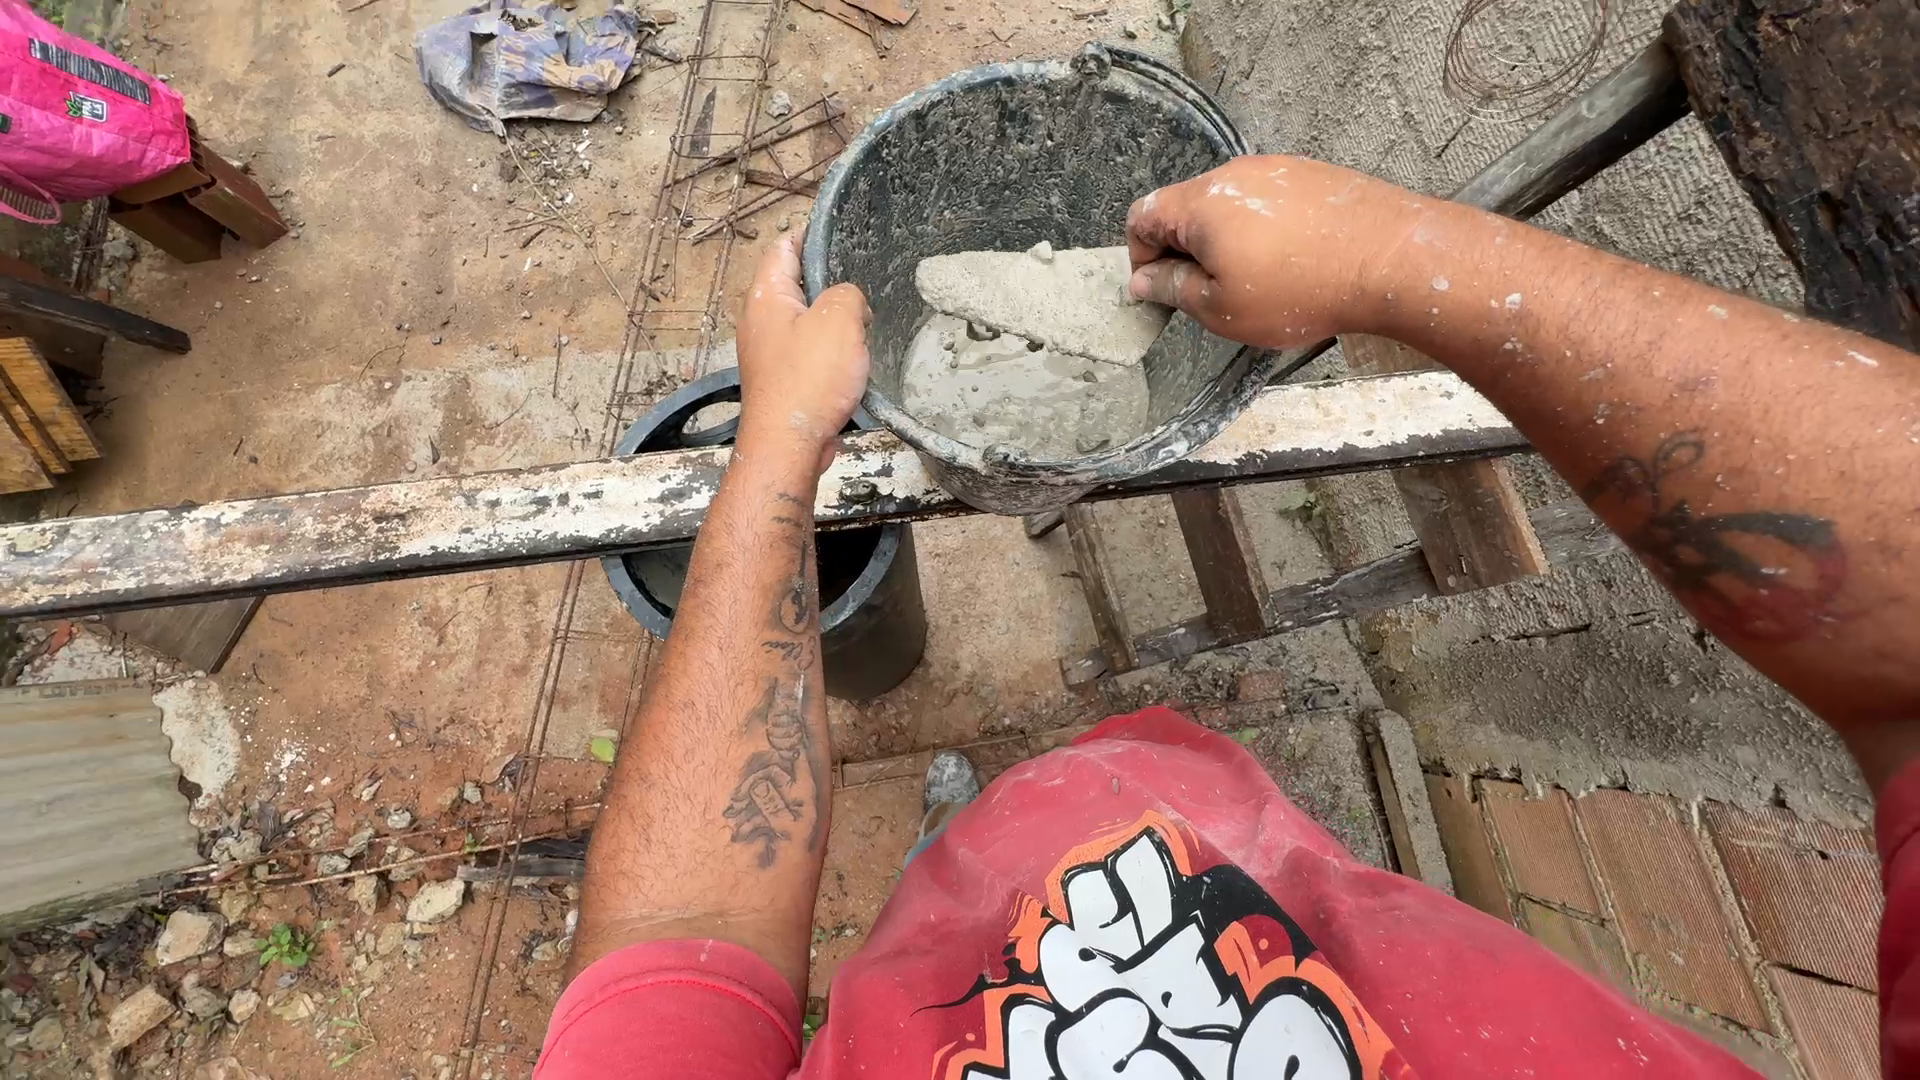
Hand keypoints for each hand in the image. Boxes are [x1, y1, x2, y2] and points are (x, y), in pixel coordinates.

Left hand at [735, 233, 872, 473]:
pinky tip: (849, 362)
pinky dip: (828, 353)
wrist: (789, 443)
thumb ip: (848, 294)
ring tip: (861, 325)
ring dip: (831, 323)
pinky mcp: (781, 380)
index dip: (810, 236)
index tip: (839, 233)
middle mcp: (760, 321)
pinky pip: (807, 354)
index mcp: (767, 296)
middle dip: (829, 284)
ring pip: (804, 323)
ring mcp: (768, 353)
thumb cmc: (809, 380)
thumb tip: (850, 302)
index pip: (784, 247)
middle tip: (862, 284)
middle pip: (796, 286)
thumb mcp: (840, 320)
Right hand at [1126, 154, 1431, 347]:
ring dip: (1220, 245)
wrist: (1392, 261)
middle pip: (1183, 209)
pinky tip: (1285, 264)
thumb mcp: (1218, 308)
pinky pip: (1262, 203)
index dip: (1139, 258)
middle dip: (1181, 252)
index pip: (1141, 215)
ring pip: (1224, 207)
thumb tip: (1141, 281)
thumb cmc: (1297, 290)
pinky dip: (1256, 233)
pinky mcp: (1309, 175)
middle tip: (1206, 295)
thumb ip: (1171, 290)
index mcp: (1202, 202)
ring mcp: (1276, 168)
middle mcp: (1234, 173)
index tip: (1161, 290)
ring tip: (1251, 283)